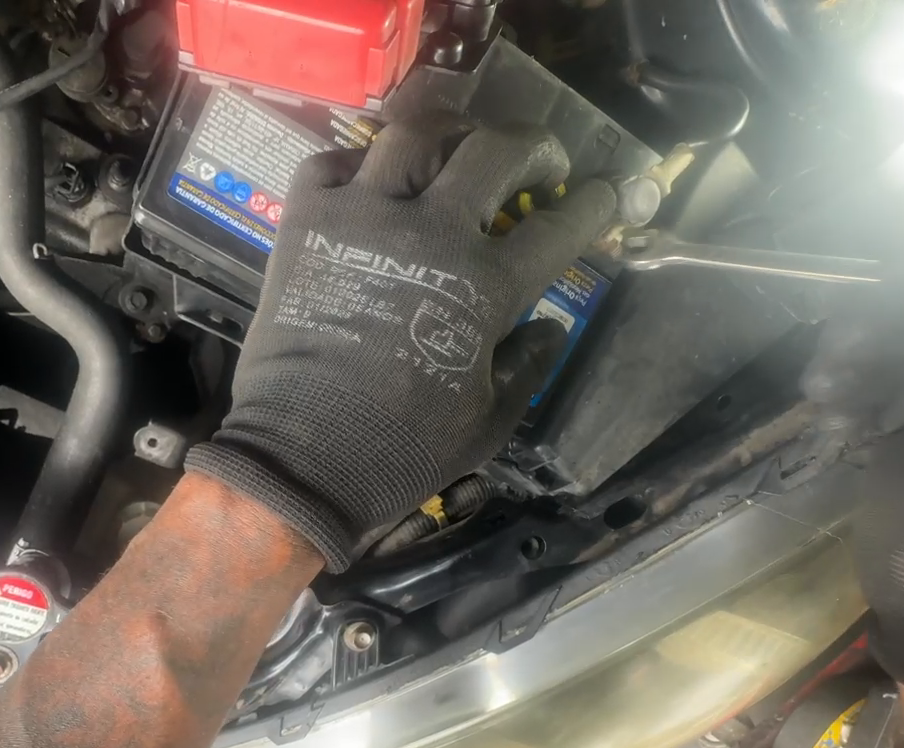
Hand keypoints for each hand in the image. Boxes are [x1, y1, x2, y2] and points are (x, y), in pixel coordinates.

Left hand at [186, 115, 615, 570]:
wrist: (300, 460)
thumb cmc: (399, 452)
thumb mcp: (486, 425)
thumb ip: (526, 369)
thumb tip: (549, 326)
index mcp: (484, 288)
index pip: (559, 226)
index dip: (593, 204)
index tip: (603, 194)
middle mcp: (430, 234)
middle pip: (496, 151)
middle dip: (534, 145)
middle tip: (539, 163)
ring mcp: (361, 218)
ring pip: (415, 131)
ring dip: (449, 131)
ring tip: (457, 148)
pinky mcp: (306, 224)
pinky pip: (332, 161)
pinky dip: (356, 163)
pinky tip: (370, 185)